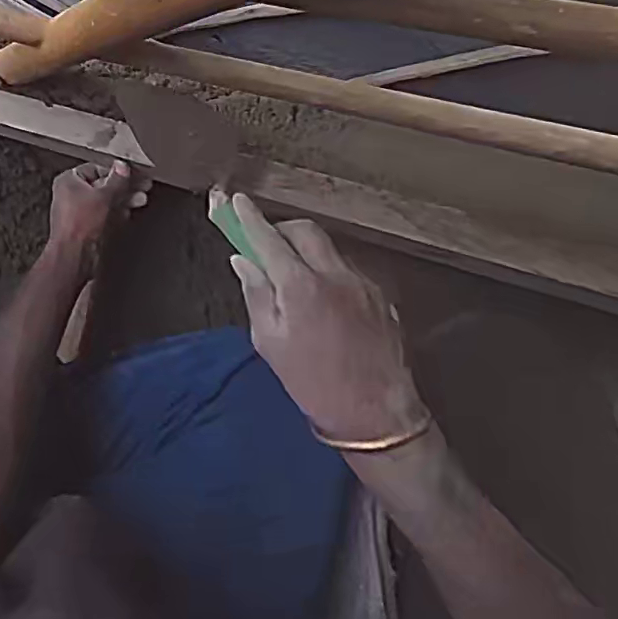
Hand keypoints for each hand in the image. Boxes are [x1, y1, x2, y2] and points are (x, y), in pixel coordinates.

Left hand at [47, 160, 149, 273]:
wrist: (74, 256)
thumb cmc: (78, 226)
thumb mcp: (103, 196)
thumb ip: (116, 180)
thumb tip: (122, 167)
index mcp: (68, 181)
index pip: (95, 168)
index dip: (115, 171)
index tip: (132, 172)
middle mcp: (71, 195)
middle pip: (102, 185)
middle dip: (124, 186)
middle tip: (142, 185)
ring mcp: (79, 211)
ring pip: (106, 201)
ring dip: (124, 199)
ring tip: (141, 198)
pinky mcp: (87, 226)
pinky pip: (104, 214)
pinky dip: (117, 212)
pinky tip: (129, 211)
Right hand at [228, 194, 427, 443]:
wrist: (377, 418)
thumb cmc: (312, 381)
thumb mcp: (268, 341)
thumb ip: (255, 293)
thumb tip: (243, 260)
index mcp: (301, 286)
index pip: (268, 238)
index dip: (249, 217)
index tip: (236, 200)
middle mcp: (335, 276)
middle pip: (304, 230)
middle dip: (281, 229)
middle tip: (265, 245)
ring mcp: (363, 284)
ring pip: (327, 249)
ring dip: (305, 252)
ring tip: (295, 282)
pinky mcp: (381, 297)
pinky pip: (346, 270)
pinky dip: (327, 272)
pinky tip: (323, 301)